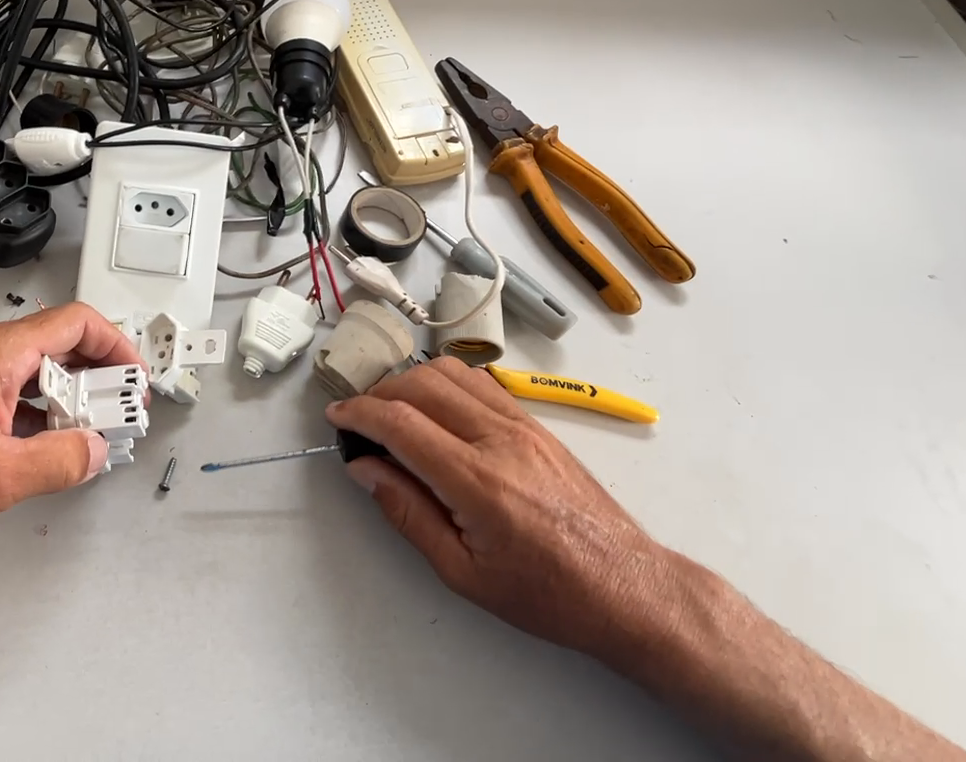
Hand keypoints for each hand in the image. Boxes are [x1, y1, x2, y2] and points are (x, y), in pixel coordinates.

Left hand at [0, 303, 142, 543]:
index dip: (116, 345)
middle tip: (118, 413)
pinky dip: (41, 413)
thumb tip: (95, 450)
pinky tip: (49, 445)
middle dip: (97, 376)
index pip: (75, 322)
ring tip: (90, 434)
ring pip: (38, 372)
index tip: (134, 379)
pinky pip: (15, 393)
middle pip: (60, 345)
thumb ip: (58, 461)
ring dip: (70, 398)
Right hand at [325, 356, 686, 659]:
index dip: (358, 413)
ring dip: (410, 381)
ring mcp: (523, 425)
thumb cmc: (546, 593)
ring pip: (450, 371)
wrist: (630, 589)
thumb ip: (407, 513)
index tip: (336, 417)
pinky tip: (435, 411)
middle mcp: (499, 440)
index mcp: (477, 482)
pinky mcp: (537, 424)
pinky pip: (480, 381)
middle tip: (360, 420)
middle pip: (420, 383)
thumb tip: (365, 470)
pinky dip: (444, 383)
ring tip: (394, 411)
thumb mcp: (462, 572)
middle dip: (377, 393)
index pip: (400, 422)